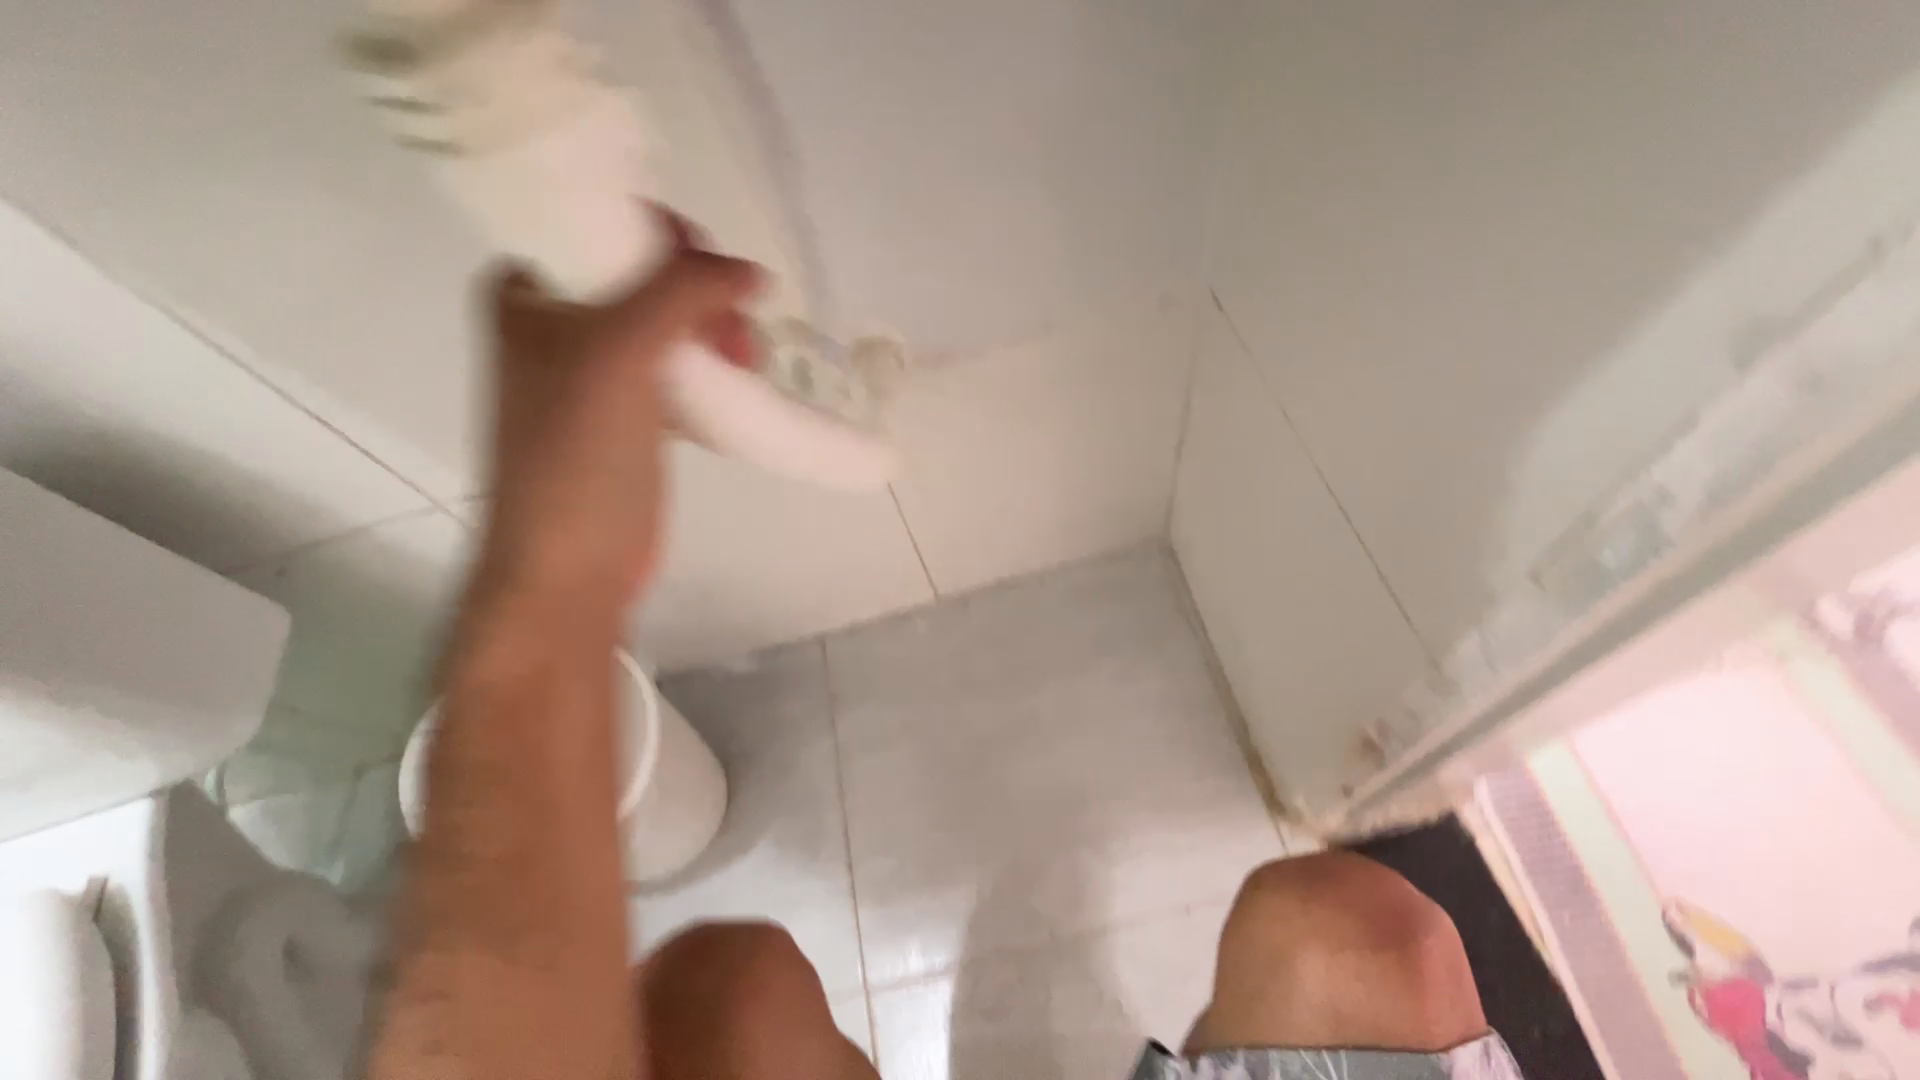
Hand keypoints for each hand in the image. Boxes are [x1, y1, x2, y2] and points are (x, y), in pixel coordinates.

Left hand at [472, 209, 761, 626]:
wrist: (571, 567)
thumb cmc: (576, 456)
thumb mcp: (619, 355)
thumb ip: (682, 294)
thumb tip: (754, 273)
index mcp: (529, 289)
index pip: (601, 221)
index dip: (664, 237)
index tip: (708, 275)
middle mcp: (559, 319)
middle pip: (649, 273)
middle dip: (702, 294)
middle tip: (733, 338)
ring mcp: (597, 368)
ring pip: (673, 321)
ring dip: (716, 334)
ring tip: (744, 368)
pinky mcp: (632, 412)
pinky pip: (682, 367)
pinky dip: (713, 372)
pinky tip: (735, 390)